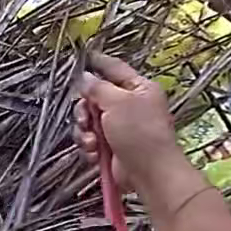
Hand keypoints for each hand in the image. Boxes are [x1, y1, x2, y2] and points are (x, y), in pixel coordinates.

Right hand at [73, 52, 204, 206]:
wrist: (148, 172)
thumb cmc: (140, 133)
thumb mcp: (118, 102)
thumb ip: (97, 87)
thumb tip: (84, 77)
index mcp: (138, 88)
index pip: (114, 69)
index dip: (97, 63)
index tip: (82, 58)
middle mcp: (128, 106)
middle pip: (94, 98)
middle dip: (84, 110)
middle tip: (86, 118)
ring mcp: (119, 127)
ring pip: (88, 121)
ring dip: (85, 132)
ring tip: (94, 141)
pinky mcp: (110, 147)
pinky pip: (89, 140)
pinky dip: (89, 147)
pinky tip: (96, 153)